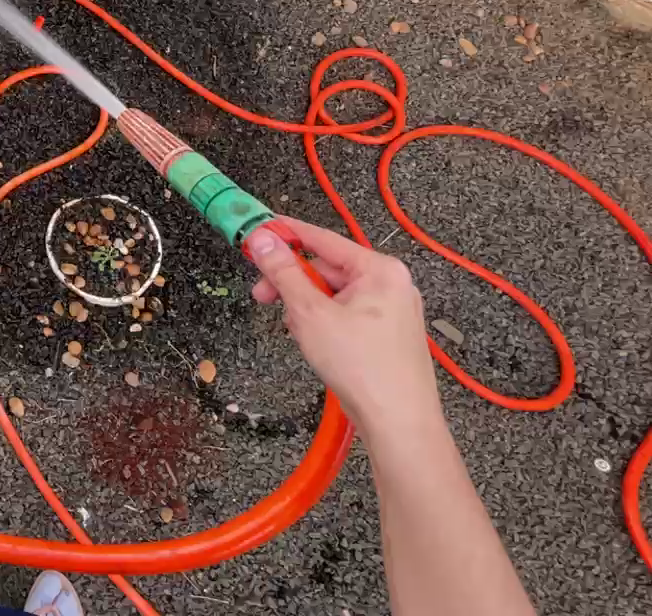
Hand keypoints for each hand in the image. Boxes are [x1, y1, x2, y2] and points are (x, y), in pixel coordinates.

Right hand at [244, 217, 442, 435]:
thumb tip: (261, 237)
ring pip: (330, 291)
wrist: (398, 423)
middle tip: (262, 294)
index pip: (319, 238)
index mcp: (379, 270)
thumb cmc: (361, 366)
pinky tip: (311, 337)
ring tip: (294, 328)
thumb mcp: (308, 311)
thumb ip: (282, 270)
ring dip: (303, 303)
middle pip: (323, 266)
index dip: (283, 233)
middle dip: (290, 280)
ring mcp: (391, 308)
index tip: (253, 229)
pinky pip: (342, 310)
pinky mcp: (385, 330)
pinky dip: (320, 317)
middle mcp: (390, 282)